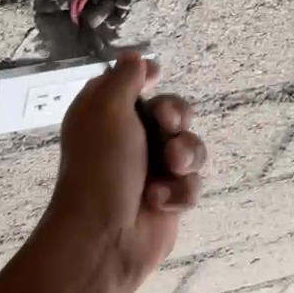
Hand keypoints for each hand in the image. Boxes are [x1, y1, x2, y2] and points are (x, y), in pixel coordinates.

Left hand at [40, 52, 206, 285]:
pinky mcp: (169, 197)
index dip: (148, 77)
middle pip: (172, 110)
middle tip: (167, 125)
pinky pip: (192, 182)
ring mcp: (150, 168)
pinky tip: (160, 202)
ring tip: (171, 169)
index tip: (157, 76)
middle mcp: (128, 136)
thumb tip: (134, 55)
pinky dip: (180, 191)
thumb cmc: (101, 165)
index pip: (131, 82)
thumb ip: (124, 78)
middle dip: (176, 117)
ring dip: (185, 155)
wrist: (106, 237)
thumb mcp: (108, 108)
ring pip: (190, 146)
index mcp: (105, 111)